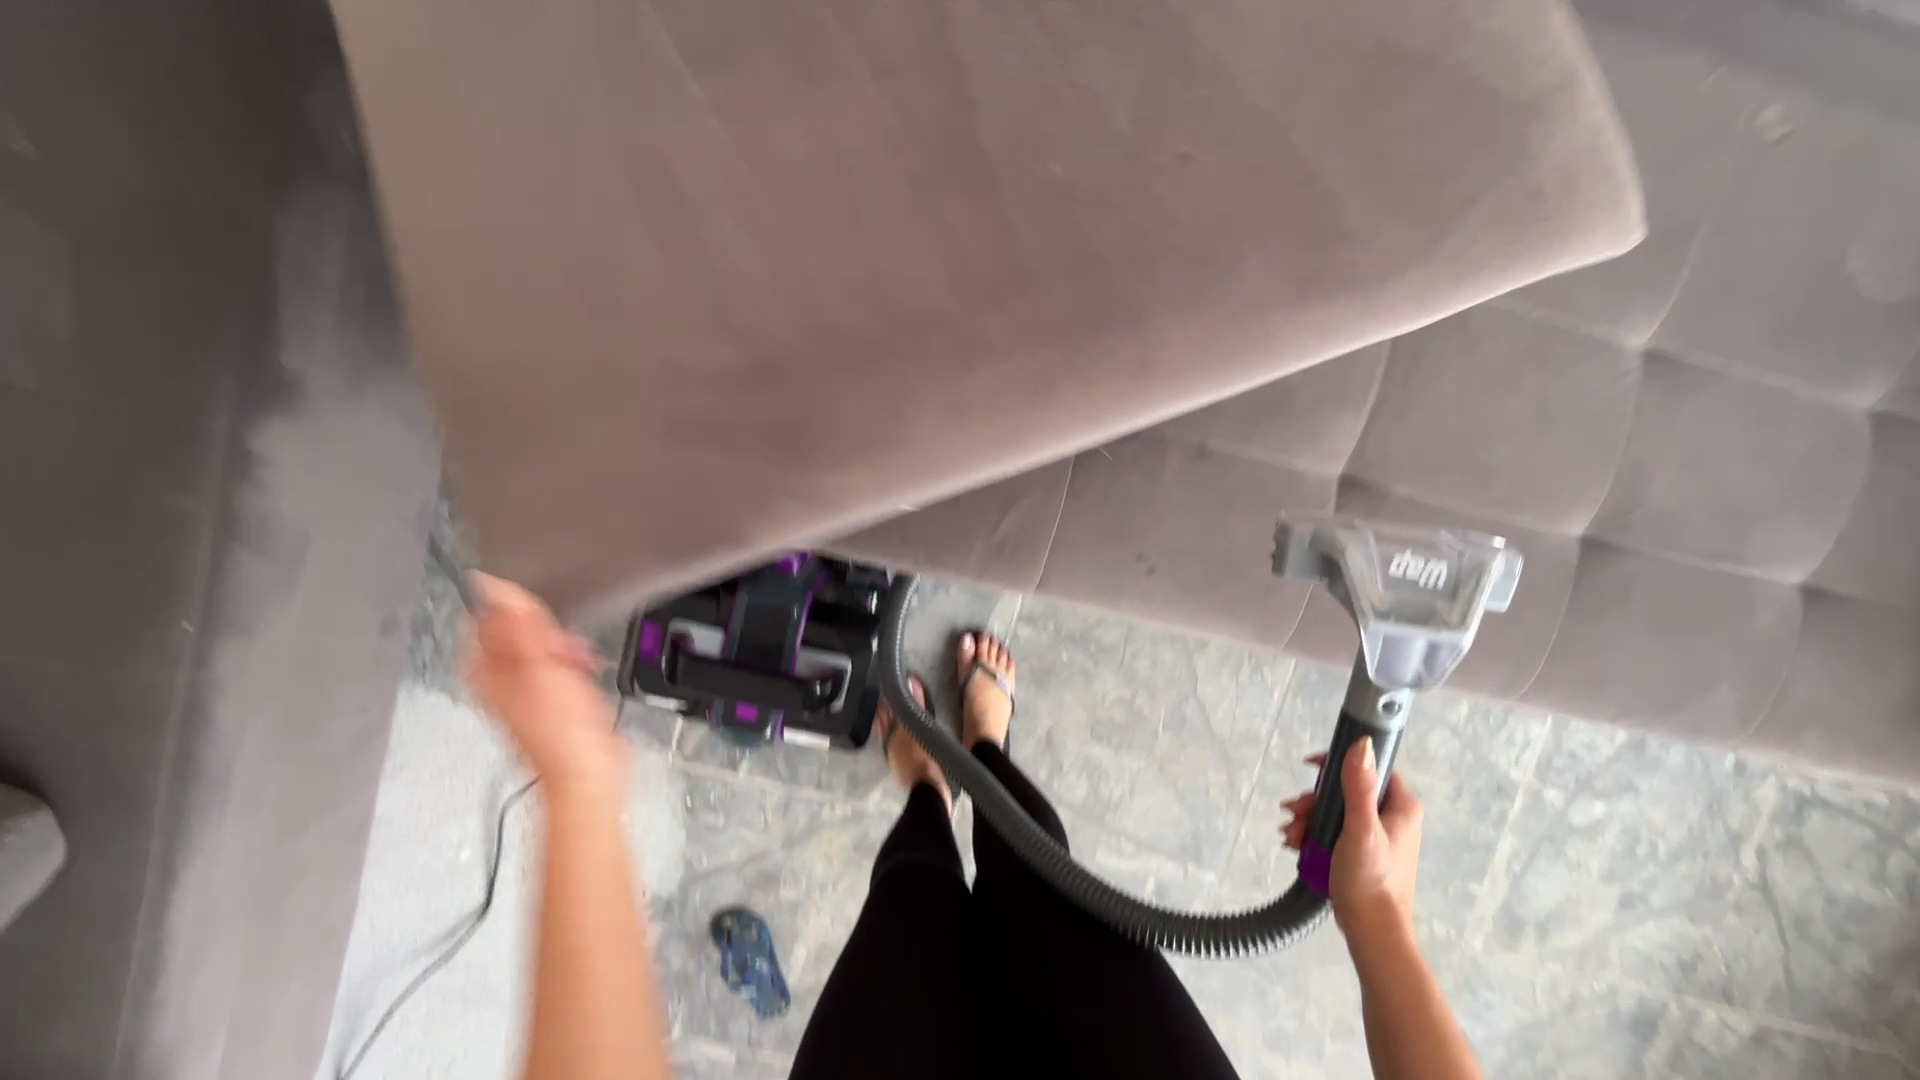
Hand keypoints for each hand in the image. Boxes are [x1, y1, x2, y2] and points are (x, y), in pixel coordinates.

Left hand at [464, 573, 625, 797]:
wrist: (588, 770)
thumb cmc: (560, 729)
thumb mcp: (539, 664)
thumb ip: (517, 623)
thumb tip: (492, 583)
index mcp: (483, 668)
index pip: (489, 615)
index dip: (519, 612)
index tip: (542, 627)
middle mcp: (498, 678)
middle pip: (518, 630)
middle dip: (547, 632)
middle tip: (561, 650)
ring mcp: (525, 690)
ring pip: (543, 646)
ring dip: (564, 648)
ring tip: (576, 664)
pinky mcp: (551, 699)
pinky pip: (560, 665)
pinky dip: (574, 664)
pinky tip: (584, 674)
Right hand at [1280, 741, 1423, 933]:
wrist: (1373, 933)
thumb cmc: (1370, 879)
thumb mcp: (1360, 829)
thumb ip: (1358, 786)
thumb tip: (1361, 743)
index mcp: (1400, 807)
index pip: (1370, 767)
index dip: (1338, 763)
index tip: (1310, 769)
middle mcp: (1392, 817)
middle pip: (1345, 791)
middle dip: (1314, 800)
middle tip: (1292, 812)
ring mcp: (1377, 837)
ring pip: (1335, 812)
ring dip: (1308, 819)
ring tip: (1289, 835)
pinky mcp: (1362, 854)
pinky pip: (1333, 832)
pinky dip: (1313, 834)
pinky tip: (1294, 844)